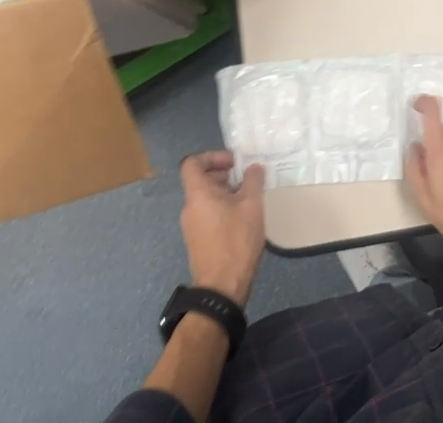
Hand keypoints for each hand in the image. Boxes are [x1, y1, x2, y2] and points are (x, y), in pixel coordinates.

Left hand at [179, 151, 265, 306]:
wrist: (221, 287)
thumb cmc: (236, 240)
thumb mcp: (251, 205)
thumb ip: (253, 181)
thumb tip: (253, 167)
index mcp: (197, 195)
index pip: (192, 163)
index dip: (212, 156)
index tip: (233, 162)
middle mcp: (189, 208)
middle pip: (200, 180)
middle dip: (224, 174)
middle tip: (246, 178)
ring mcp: (192, 226)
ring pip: (206, 198)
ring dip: (225, 192)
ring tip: (249, 198)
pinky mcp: (198, 241)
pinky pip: (208, 214)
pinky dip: (222, 208)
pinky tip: (243, 219)